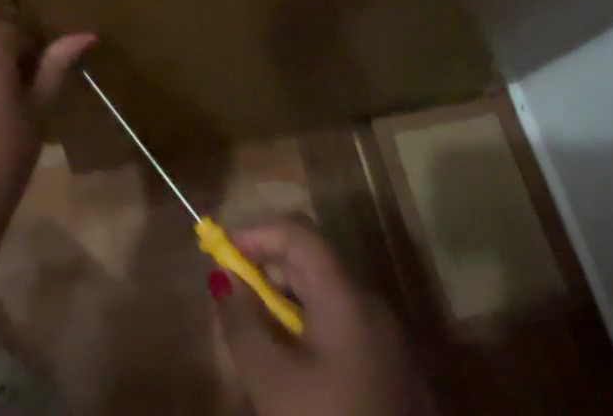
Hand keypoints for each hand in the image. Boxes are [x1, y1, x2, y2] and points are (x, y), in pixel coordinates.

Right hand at [215, 219, 434, 415]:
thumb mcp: (270, 379)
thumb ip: (242, 321)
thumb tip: (226, 277)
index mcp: (346, 295)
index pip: (299, 233)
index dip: (257, 234)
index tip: (221, 256)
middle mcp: (372, 305)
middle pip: (313, 264)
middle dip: (267, 272)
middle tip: (232, 305)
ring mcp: (387, 340)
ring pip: (326, 299)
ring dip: (286, 305)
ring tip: (256, 342)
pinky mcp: (392, 371)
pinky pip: (342, 329)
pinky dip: (309, 331)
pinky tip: (292, 371)